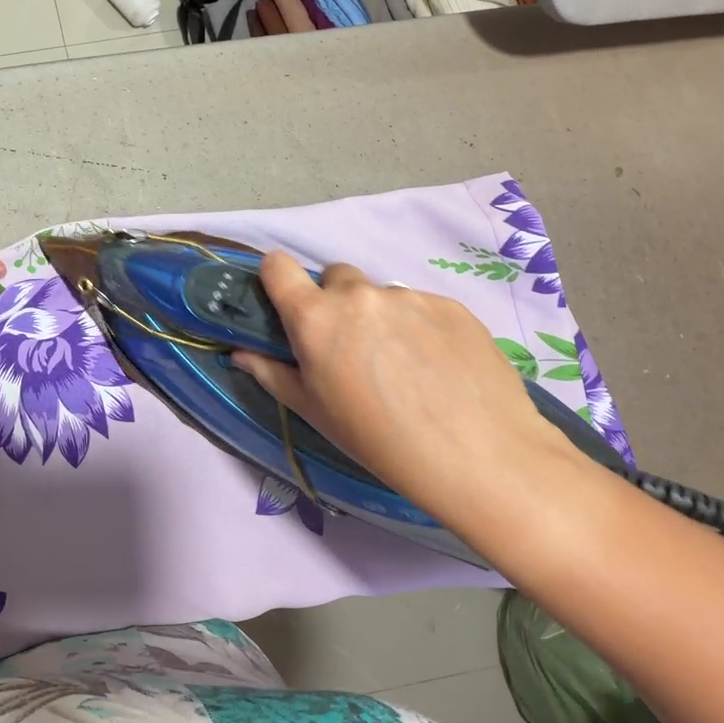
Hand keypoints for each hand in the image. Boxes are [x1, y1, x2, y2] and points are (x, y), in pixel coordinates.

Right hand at [231, 253, 580, 519]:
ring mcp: (408, 296)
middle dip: (334, 302)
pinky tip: (436, 367)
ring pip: (380, 295)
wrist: (483, 458)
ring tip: (403, 364)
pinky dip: (419, 327)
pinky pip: (420, 306)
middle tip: (350, 347)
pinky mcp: (452, 306)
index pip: (277, 265)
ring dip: (379, 317)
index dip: (276, 279)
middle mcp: (358, 295)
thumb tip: (240, 353)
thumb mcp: (314, 411)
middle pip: (334, 277)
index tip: (285, 304)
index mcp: (315, 317)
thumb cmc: (378, 440)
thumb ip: (271, 373)